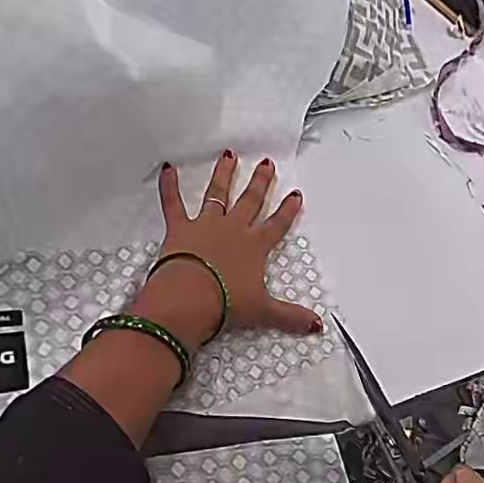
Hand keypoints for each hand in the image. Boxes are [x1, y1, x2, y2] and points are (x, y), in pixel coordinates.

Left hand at [136, 152, 322, 351]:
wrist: (191, 298)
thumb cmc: (225, 302)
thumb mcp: (263, 311)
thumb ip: (290, 316)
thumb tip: (315, 326)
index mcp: (254, 247)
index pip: (276, 225)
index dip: (287, 210)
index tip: (294, 195)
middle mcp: (233, 230)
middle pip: (251, 201)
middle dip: (260, 182)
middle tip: (266, 164)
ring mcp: (206, 225)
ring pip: (217, 193)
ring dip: (224, 174)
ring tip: (228, 156)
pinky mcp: (180, 228)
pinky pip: (173, 203)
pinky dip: (169, 186)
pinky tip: (168, 169)